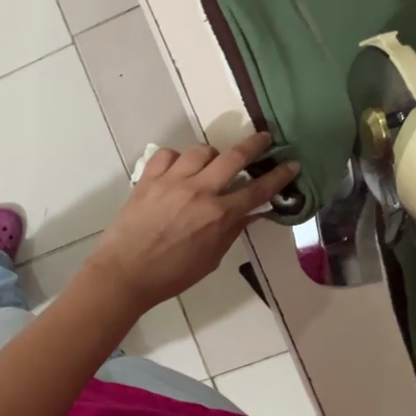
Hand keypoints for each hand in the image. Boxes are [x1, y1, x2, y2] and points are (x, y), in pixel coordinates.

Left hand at [81, 133, 298, 313]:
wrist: (124, 274)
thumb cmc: (170, 275)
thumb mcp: (210, 259)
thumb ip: (231, 232)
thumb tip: (252, 213)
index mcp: (219, 215)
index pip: (258, 189)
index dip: (278, 175)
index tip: (291, 163)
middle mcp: (199, 192)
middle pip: (234, 157)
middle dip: (254, 145)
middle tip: (263, 140)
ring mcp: (171, 182)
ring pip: (200, 150)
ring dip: (211, 154)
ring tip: (211, 163)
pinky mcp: (147, 181)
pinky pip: (165, 155)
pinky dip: (175, 157)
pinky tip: (177, 168)